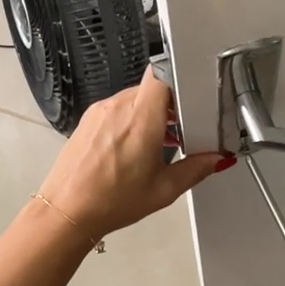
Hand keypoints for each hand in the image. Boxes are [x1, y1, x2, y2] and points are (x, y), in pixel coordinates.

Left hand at [34, 67, 231, 237]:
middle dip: (167, 103)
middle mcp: (118, 107)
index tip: (188, 98)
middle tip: (178, 127)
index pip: (161, 74)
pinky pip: (114, 108)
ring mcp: (99, 111)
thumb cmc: (110, 201)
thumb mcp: (163, 189)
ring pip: (132, 97)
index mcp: (141, 119)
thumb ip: (196, 169)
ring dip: (147, 111)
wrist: (68, 211)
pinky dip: (128, 119)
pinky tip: (133, 146)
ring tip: (156, 141)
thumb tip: (216, 159)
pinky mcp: (87, 119)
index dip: (178, 80)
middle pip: (150, 86)